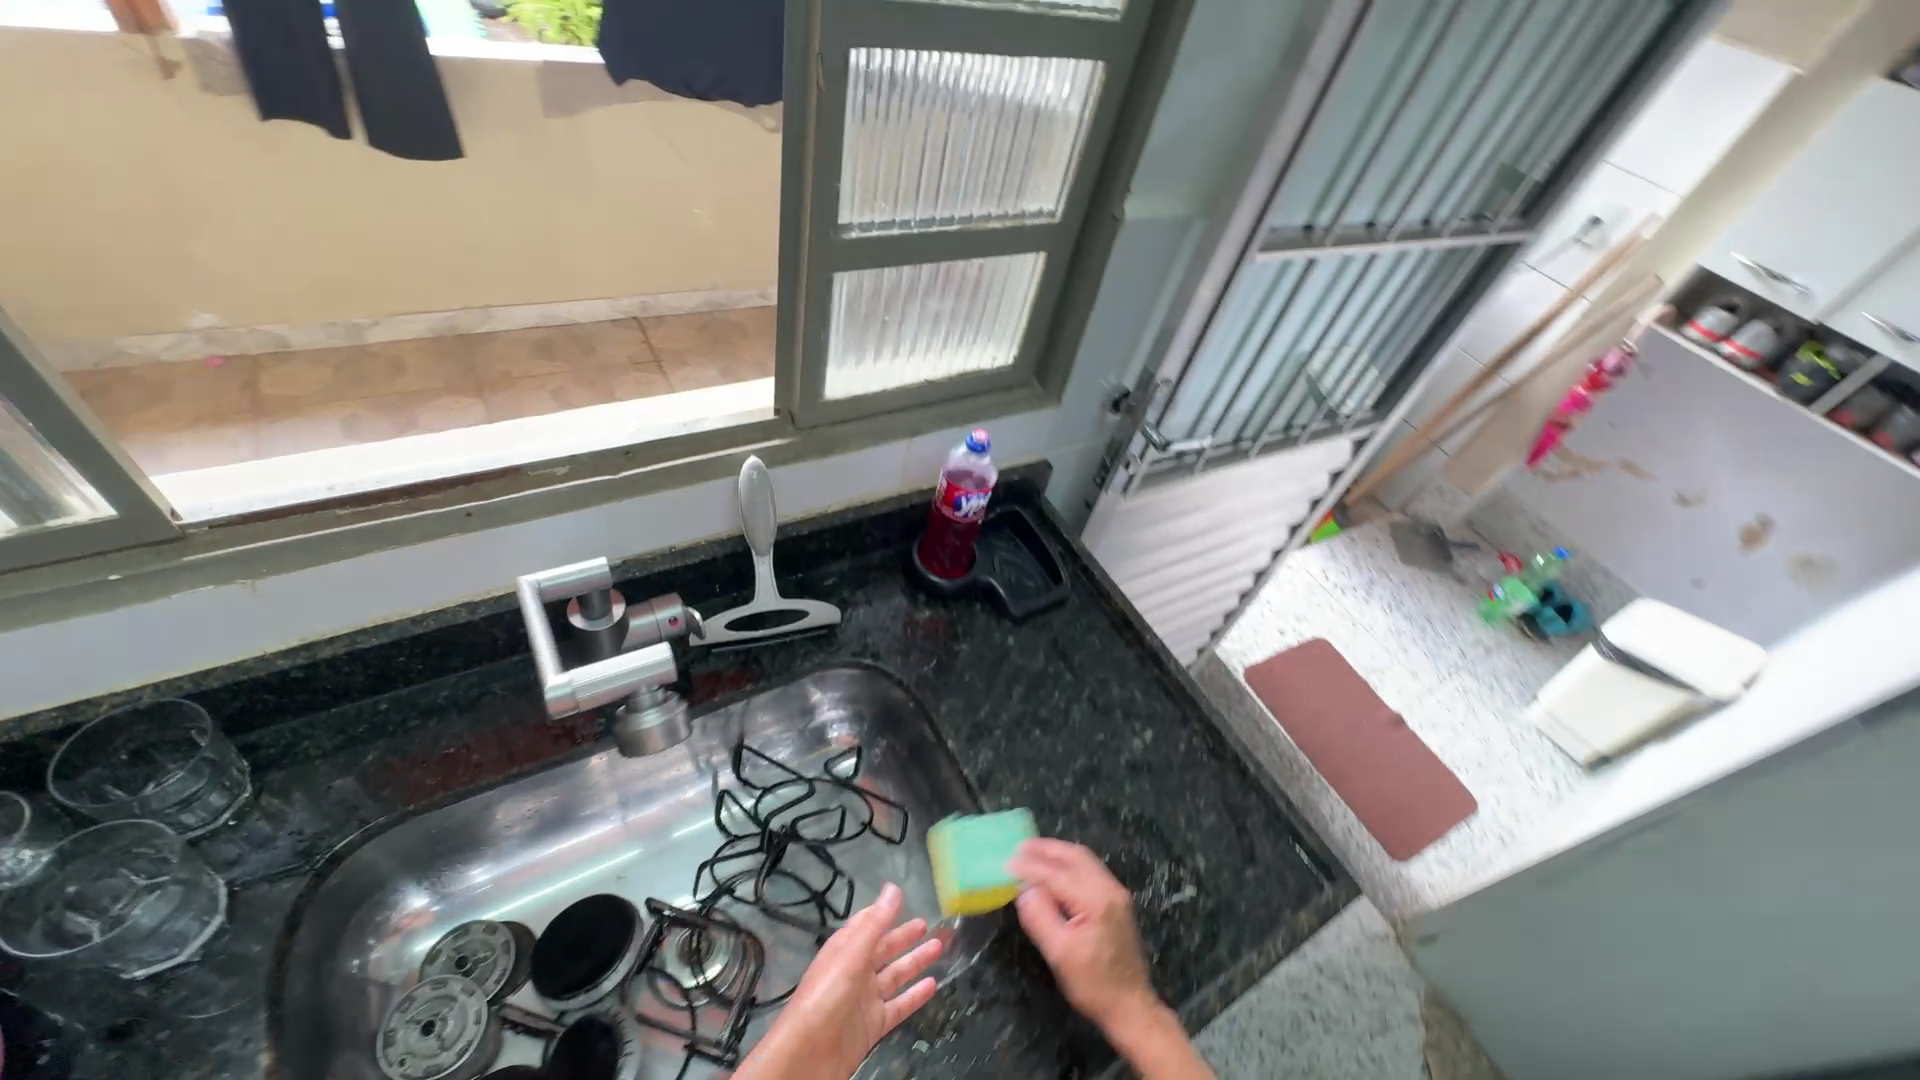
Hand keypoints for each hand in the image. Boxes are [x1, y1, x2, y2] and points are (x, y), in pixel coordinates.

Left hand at [734, 882, 942, 1079]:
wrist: (808, 1054)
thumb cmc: (826, 996)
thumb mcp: (851, 954)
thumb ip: (876, 923)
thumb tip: (894, 888)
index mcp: (845, 949)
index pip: (866, 924)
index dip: (883, 912)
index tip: (902, 899)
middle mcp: (855, 970)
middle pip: (884, 948)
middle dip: (904, 936)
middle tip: (927, 924)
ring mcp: (865, 998)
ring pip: (895, 975)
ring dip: (915, 961)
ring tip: (938, 947)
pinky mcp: (873, 1024)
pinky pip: (898, 1005)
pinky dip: (915, 995)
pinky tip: (932, 985)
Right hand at [1007, 837, 1159, 1032]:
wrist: (1132, 1008)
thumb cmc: (1094, 985)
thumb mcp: (1060, 954)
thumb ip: (1040, 916)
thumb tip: (1023, 889)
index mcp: (1096, 900)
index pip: (1057, 873)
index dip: (1030, 866)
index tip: (1006, 861)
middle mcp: (1110, 889)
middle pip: (1075, 856)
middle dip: (1046, 849)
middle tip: (1018, 848)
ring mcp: (1116, 894)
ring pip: (1084, 860)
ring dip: (1058, 854)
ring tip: (1032, 854)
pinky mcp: (1116, 902)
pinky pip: (1090, 870)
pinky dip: (1069, 864)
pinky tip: (1054, 871)